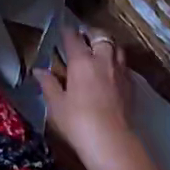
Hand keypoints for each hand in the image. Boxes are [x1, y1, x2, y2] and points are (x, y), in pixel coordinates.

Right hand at [33, 27, 133, 161]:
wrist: (111, 140)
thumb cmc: (77, 121)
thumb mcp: (56, 104)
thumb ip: (48, 84)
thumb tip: (38, 70)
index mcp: (81, 61)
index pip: (74, 38)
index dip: (67, 31)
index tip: (63, 29)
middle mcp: (103, 60)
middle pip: (100, 36)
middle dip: (91, 33)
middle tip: (84, 37)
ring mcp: (120, 72)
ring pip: (117, 48)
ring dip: (107, 45)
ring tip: (100, 50)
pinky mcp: (131, 86)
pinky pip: (125, 66)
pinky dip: (117, 62)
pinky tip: (112, 72)